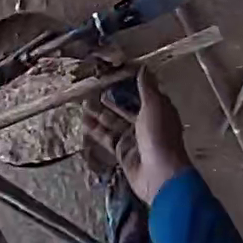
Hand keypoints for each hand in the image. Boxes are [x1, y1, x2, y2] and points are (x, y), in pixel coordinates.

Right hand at [85, 69, 190, 203]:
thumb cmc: (159, 136)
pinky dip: (96, 130)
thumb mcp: (154, 106)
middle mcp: (145, 123)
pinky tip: (84, 123)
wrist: (160, 175)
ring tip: (83, 104)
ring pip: (112, 122)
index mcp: (157, 110)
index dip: (127, 84)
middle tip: (91, 89)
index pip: (141, 93)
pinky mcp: (122, 151)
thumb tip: (143, 67)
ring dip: (99, 113)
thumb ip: (146, 88)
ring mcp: (133, 138)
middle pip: (124, 107)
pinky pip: (107, 137)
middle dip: (109, 99)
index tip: (111, 73)